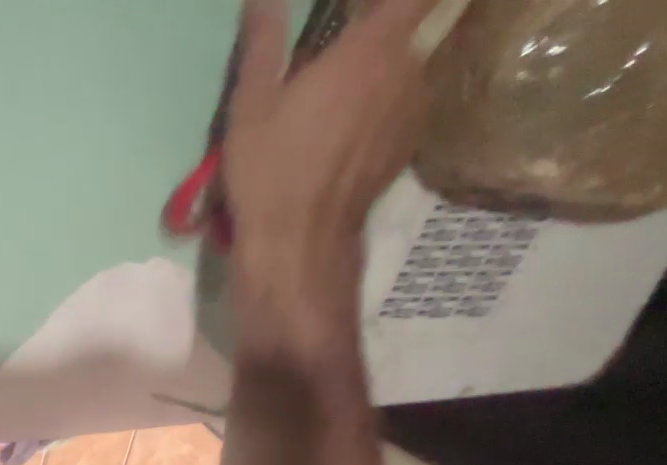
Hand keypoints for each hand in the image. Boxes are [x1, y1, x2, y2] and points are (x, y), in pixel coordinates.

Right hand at [225, 0, 434, 320]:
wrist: (299, 238)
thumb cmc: (269, 168)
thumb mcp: (251, 106)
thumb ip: (264, 44)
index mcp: (370, 49)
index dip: (384, 2)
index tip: (356, 13)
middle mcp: (407, 67)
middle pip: (399, 32)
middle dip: (364, 44)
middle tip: (317, 73)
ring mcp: (415, 106)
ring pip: (397, 73)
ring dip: (368, 82)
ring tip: (321, 116)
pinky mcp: (410, 141)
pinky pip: (397, 108)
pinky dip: (373, 113)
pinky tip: (334, 143)